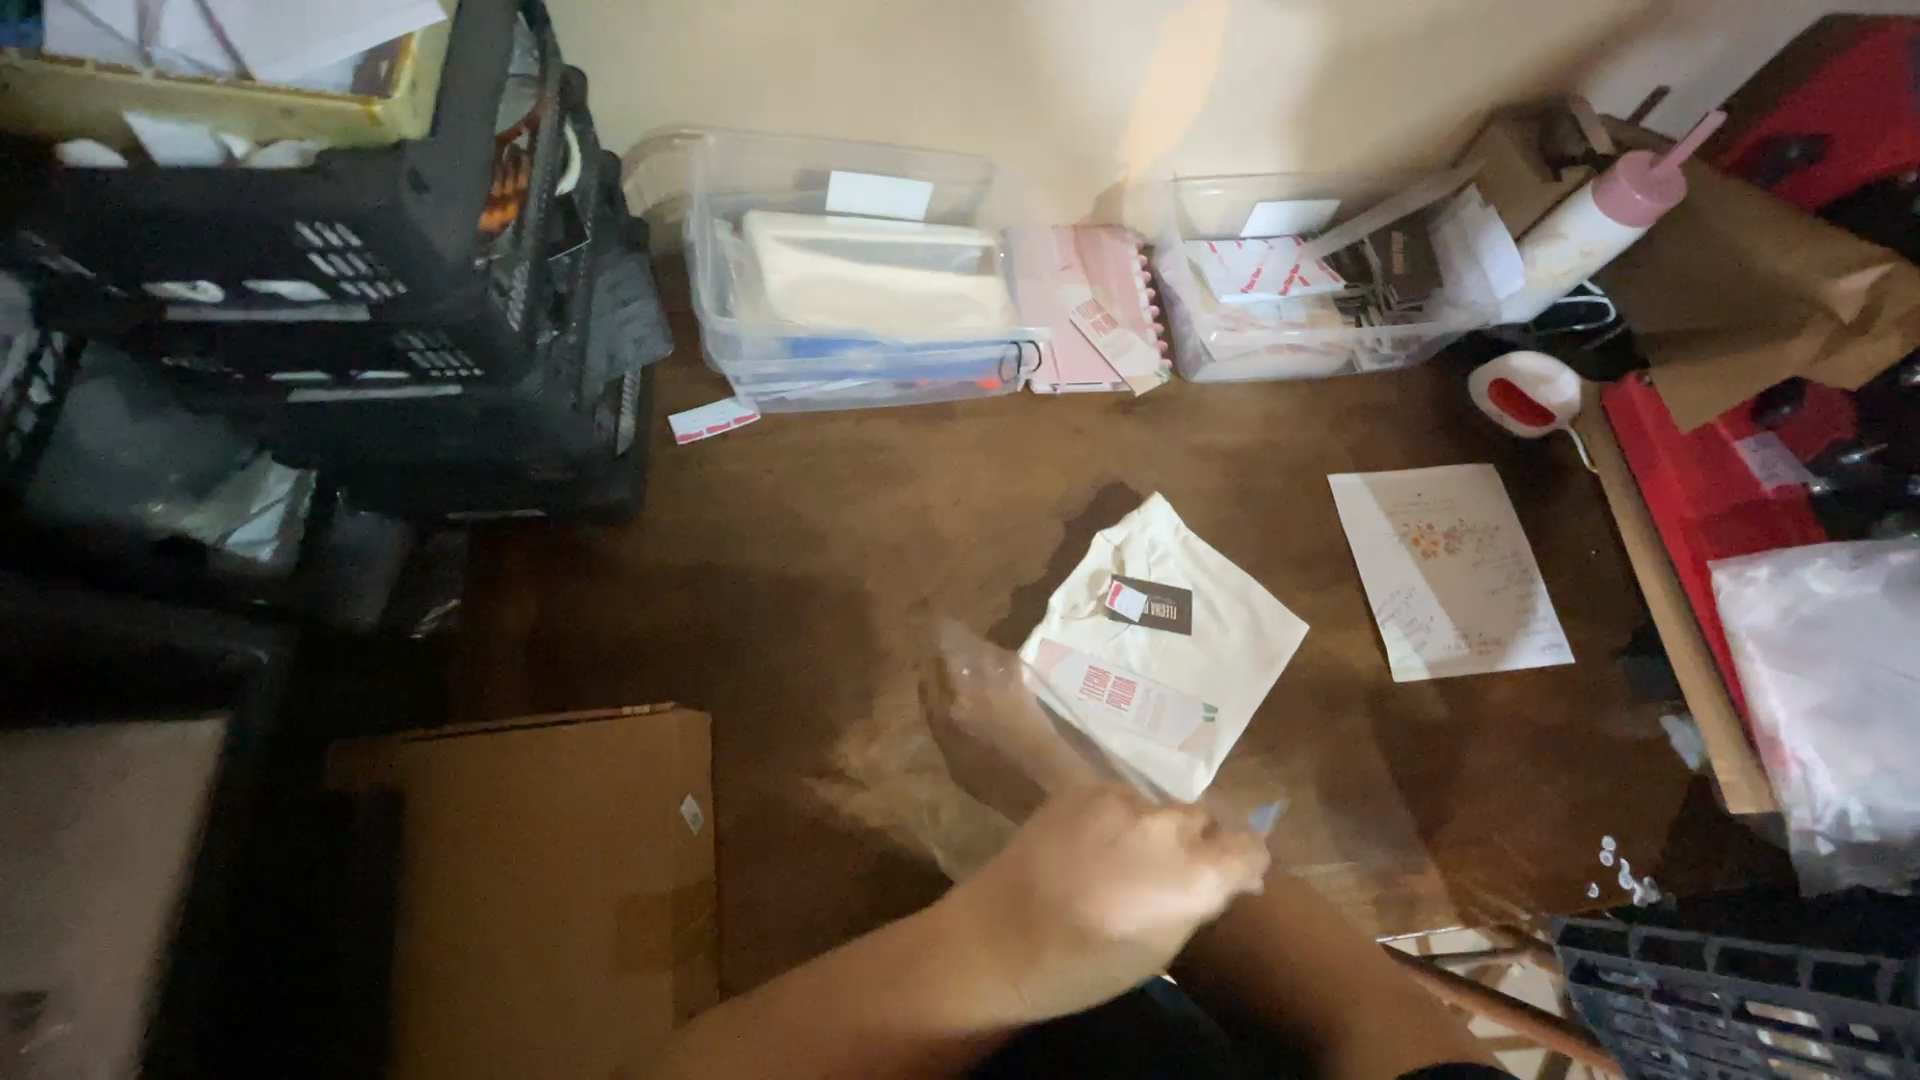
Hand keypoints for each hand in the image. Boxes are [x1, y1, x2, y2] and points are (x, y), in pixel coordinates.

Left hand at [931, 784, 1270, 1022]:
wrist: (1003, 934)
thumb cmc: (1087, 962)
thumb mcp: (1162, 948)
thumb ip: (1199, 899)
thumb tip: (1230, 876)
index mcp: (1194, 871)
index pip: (1249, 847)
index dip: (1244, 862)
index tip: (1233, 876)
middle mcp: (1165, 823)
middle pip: (1203, 820)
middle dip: (1198, 843)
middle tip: (1167, 873)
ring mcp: (1120, 797)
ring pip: (1159, 807)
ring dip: (1153, 828)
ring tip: (1121, 860)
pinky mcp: (1083, 786)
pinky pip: (1120, 799)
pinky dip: (1117, 818)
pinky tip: (1091, 846)